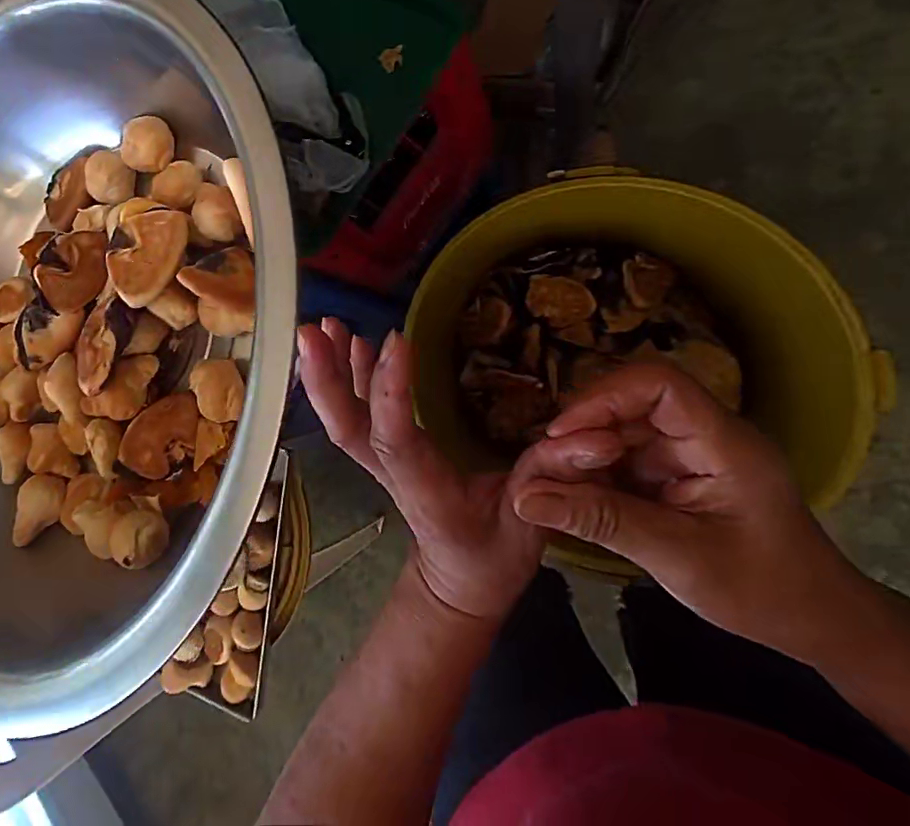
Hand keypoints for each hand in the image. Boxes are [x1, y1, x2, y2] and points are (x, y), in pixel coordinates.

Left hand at [298, 320, 593, 620]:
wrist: (460, 580)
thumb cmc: (492, 555)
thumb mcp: (530, 527)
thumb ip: (555, 483)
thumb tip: (598, 438)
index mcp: (425, 488)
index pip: (397, 440)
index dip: (390, 393)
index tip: (393, 343)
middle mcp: (394, 470)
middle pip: (348, 427)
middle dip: (326, 381)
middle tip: (312, 333)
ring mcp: (385, 460)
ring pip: (345, 417)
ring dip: (328, 373)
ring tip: (320, 328)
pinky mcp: (388, 450)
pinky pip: (360, 413)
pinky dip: (348, 377)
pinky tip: (345, 344)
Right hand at [513, 362, 878, 661]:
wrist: (816, 621)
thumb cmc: (762, 591)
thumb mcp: (677, 557)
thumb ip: (602, 521)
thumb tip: (524, 498)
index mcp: (721, 442)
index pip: (659, 385)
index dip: (603, 397)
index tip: (561, 434)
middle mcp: (703, 434)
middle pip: (631, 403)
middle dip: (584, 430)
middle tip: (546, 466)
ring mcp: (690, 452)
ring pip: (622, 430)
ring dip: (585, 454)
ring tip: (553, 485)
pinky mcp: (677, 472)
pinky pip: (626, 458)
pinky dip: (597, 475)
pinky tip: (576, 497)